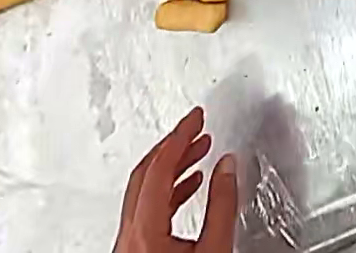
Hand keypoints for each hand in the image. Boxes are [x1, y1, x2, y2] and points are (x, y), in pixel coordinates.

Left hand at [113, 107, 236, 252]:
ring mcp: (127, 249)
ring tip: (199, 153)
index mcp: (144, 229)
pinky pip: (145, 212)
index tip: (196, 116)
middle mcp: (128, 238)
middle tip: (195, 126)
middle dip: (173, 146)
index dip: (180, 136)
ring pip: (143, 194)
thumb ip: (222, 204)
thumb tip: (228, 164)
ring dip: (172, 168)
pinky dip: (168, 191)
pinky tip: (189, 188)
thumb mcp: (213, 251)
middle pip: (144, 177)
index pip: (159, 167)